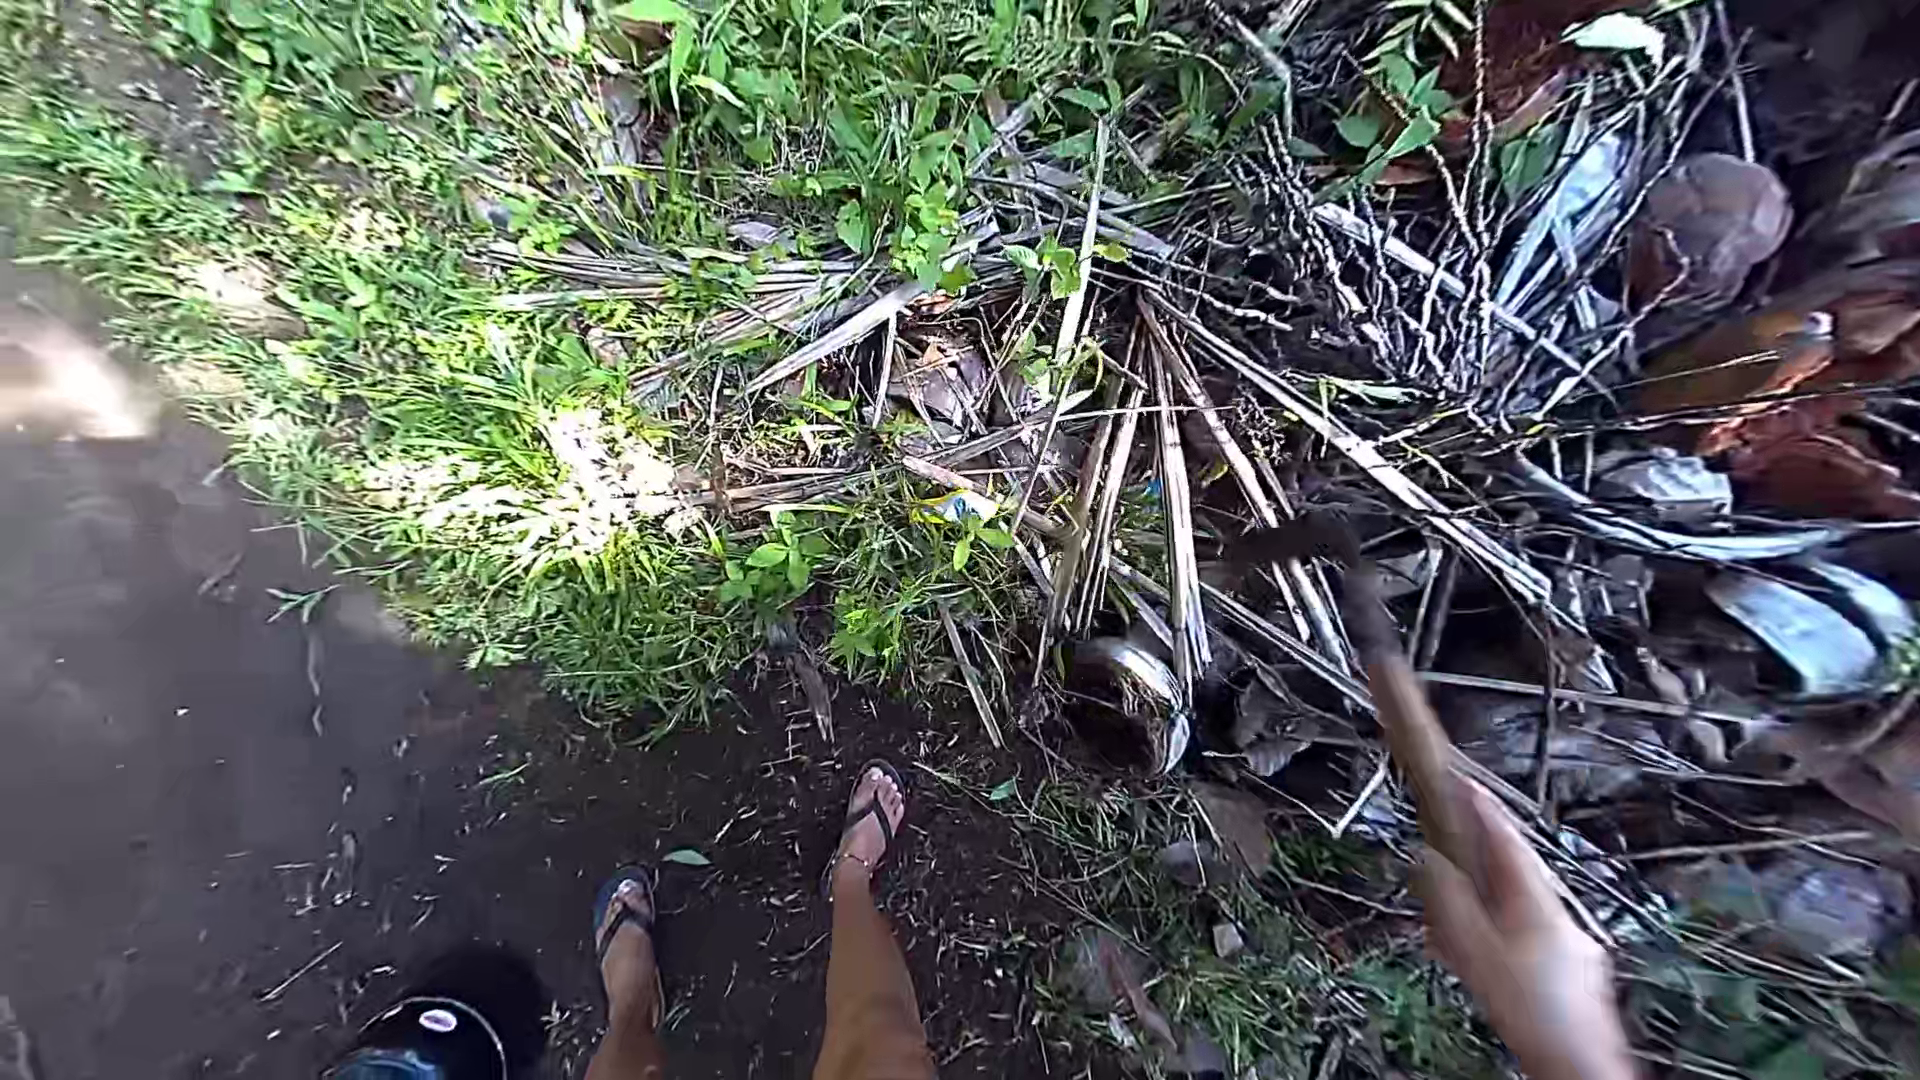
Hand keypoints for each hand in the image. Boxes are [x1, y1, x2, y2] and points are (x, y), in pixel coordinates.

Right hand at [1416, 784, 1634, 1079]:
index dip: (1482, 807)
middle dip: (1474, 856)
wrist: (1576, 1066)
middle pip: (1510, 869)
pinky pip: (1522, 927)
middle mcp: (1560, 916)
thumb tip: (1428, 857)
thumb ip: (1445, 894)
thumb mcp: (1470, 944)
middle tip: (1444, 844)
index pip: (1506, 840)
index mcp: (1536, 903)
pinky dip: (1493, 923)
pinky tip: (1471, 948)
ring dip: (1479, 895)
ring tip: (1450, 912)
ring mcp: (1570, 942)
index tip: (1462, 780)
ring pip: (1514, 900)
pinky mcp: (1570, 965)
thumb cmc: (1526, 1008)